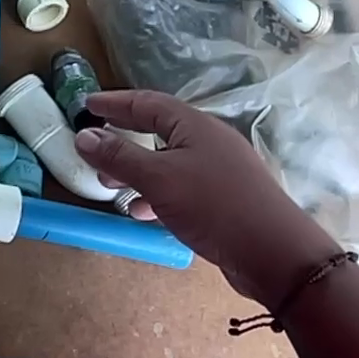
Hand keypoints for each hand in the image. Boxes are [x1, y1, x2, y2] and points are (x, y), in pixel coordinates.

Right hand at [74, 90, 339, 307]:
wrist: (275, 255)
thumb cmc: (214, 206)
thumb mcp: (159, 179)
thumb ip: (119, 156)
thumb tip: (84, 135)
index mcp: (194, 126)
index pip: (146, 103)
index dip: (115, 103)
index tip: (86, 103)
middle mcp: (208, 141)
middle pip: (157, 131)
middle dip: (122, 141)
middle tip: (93, 153)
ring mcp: (219, 170)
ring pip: (168, 162)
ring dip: (137, 171)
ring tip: (111, 188)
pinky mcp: (224, 198)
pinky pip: (181, 187)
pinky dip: (157, 194)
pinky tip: (142, 212)